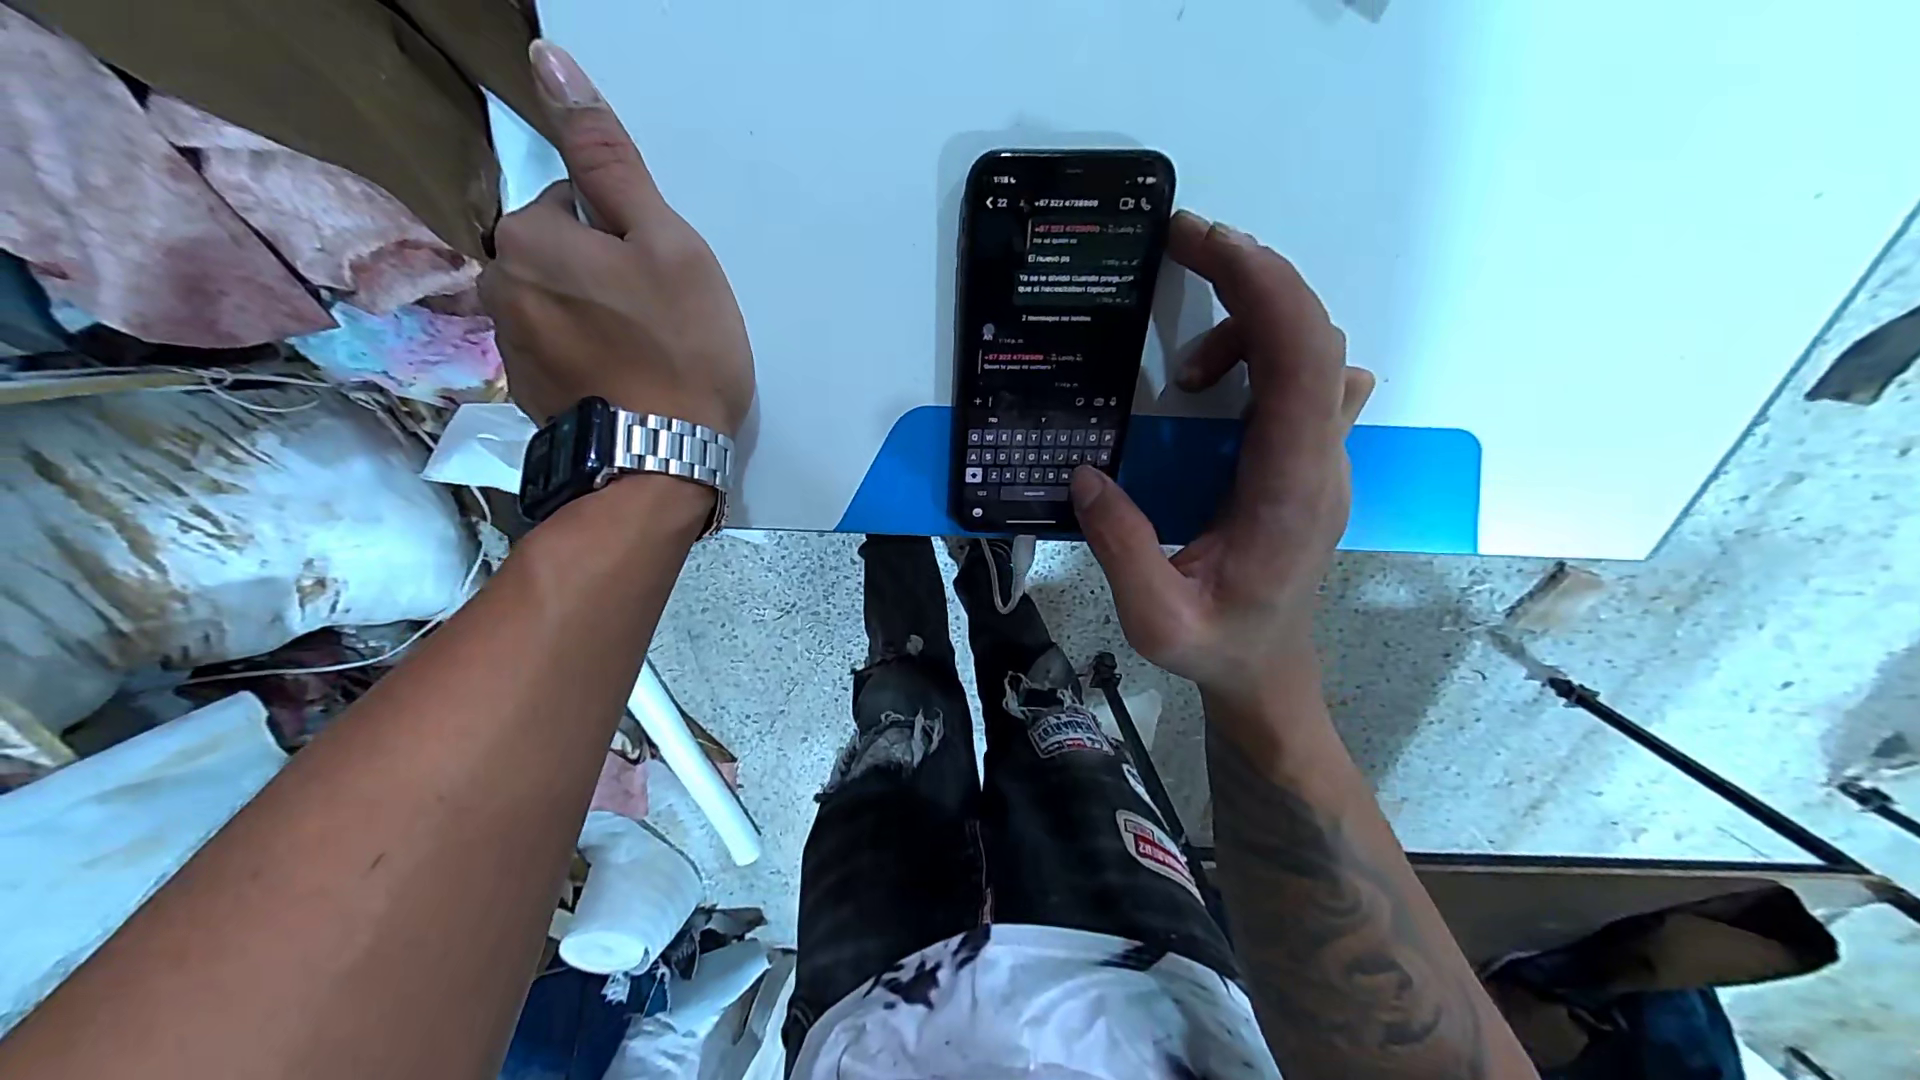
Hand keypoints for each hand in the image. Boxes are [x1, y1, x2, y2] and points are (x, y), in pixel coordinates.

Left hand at [479, 41, 754, 433]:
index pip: (574, 203)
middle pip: (563, 256)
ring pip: (562, 305)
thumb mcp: (668, 245)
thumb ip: (611, 162)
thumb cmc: (680, 347)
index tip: (663, 279)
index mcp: (529, 238)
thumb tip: (549, 61)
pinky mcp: (527, 391)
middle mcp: (501, 285)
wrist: (663, 457)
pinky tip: (628, 385)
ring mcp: (510, 345)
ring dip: (600, 318)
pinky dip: (591, 358)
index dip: (628, 236)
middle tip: (662, 321)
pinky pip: (561, 350)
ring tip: (649, 358)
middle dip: (607, 276)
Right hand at [1072, 210, 1372, 712]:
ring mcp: (1321, 457)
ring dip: (1246, 324)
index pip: (1302, 363)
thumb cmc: (1220, 647)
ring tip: (1180, 371)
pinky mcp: (1306, 458)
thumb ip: (1122, 549)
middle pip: (1313, 336)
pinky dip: (1259, 349)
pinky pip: (1302, 377)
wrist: (1270, 669)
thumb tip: (1086, 475)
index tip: (1201, 243)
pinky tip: (1212, 381)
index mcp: (1291, 491)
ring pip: (1310, 350)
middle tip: (1179, 246)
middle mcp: (1320, 461)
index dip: (1261, 288)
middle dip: (1250, 275)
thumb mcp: (1156, 619)